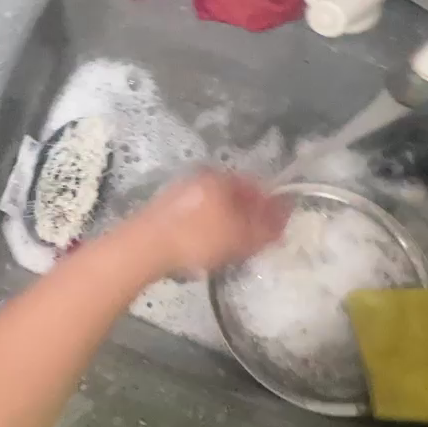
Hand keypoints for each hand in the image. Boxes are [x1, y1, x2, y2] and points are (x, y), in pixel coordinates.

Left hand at [120, 168, 287, 277]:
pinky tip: (202, 250)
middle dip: (246, 217)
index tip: (275, 229)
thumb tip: (284, 215)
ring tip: (228, 250)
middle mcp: (197, 178)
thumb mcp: (240, 236)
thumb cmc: (197, 238)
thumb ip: (266, 226)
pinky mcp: (161, 210)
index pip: (255, 186)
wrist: (143, 248)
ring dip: (224, 225)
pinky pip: (193, 218)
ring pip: (211, 207)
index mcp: (219, 177)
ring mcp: (177, 192)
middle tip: (253, 242)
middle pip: (232, 195)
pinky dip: (203, 230)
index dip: (269, 208)